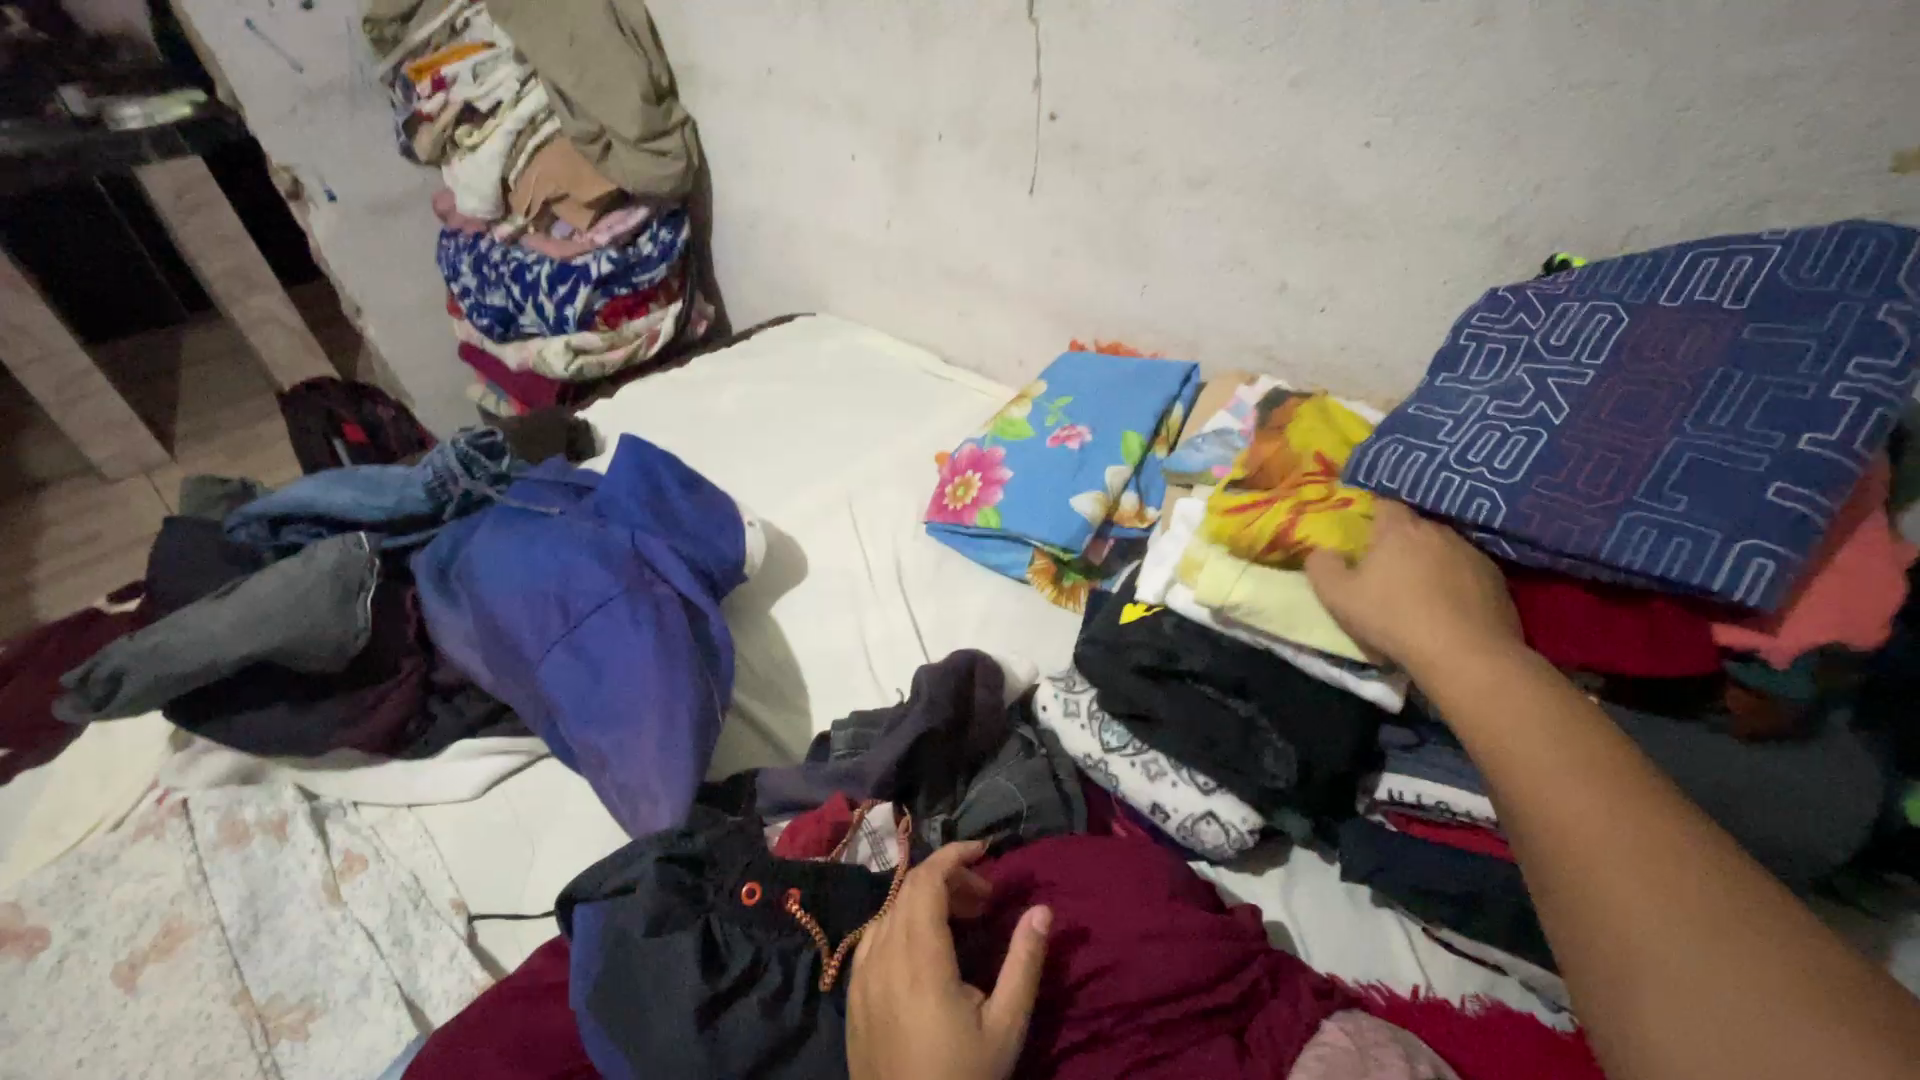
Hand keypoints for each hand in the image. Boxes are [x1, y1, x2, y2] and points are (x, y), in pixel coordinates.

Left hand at [847, 841, 1051, 1079]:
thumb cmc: (965, 1078)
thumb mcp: (1007, 1025)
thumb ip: (1025, 961)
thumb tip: (1042, 908)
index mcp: (920, 960)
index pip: (927, 881)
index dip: (954, 854)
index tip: (985, 850)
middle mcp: (882, 957)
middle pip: (908, 889)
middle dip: (948, 877)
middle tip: (985, 898)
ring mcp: (860, 976)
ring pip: (889, 910)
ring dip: (925, 899)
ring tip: (961, 920)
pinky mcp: (852, 994)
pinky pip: (873, 937)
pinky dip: (901, 922)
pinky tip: (924, 947)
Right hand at [1305, 499, 1524, 676]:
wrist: (1464, 654)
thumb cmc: (1393, 619)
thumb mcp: (1337, 597)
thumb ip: (1321, 567)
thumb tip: (1321, 552)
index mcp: (1399, 529)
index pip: (1384, 504)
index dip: (1371, 517)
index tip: (1362, 538)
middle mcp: (1439, 531)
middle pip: (1415, 528)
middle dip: (1401, 543)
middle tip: (1387, 572)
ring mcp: (1473, 554)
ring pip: (1443, 550)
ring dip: (1430, 563)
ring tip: (1421, 594)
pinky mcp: (1497, 579)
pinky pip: (1467, 572)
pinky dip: (1456, 584)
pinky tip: (1449, 610)